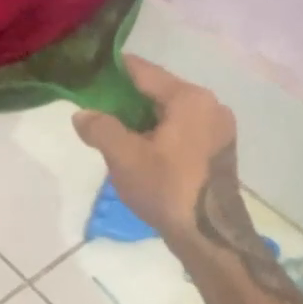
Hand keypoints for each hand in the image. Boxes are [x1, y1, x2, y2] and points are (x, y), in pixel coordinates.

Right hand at [73, 56, 237, 242]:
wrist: (208, 233)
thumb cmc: (166, 188)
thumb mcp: (124, 158)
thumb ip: (101, 129)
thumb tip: (82, 114)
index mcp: (189, 98)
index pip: (146, 72)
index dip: (117, 70)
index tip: (94, 70)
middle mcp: (211, 105)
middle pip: (161, 93)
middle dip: (130, 101)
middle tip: (101, 112)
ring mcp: (220, 129)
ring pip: (174, 115)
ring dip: (146, 121)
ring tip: (119, 136)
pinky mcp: (220, 151)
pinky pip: (185, 132)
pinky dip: (163, 135)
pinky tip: (145, 153)